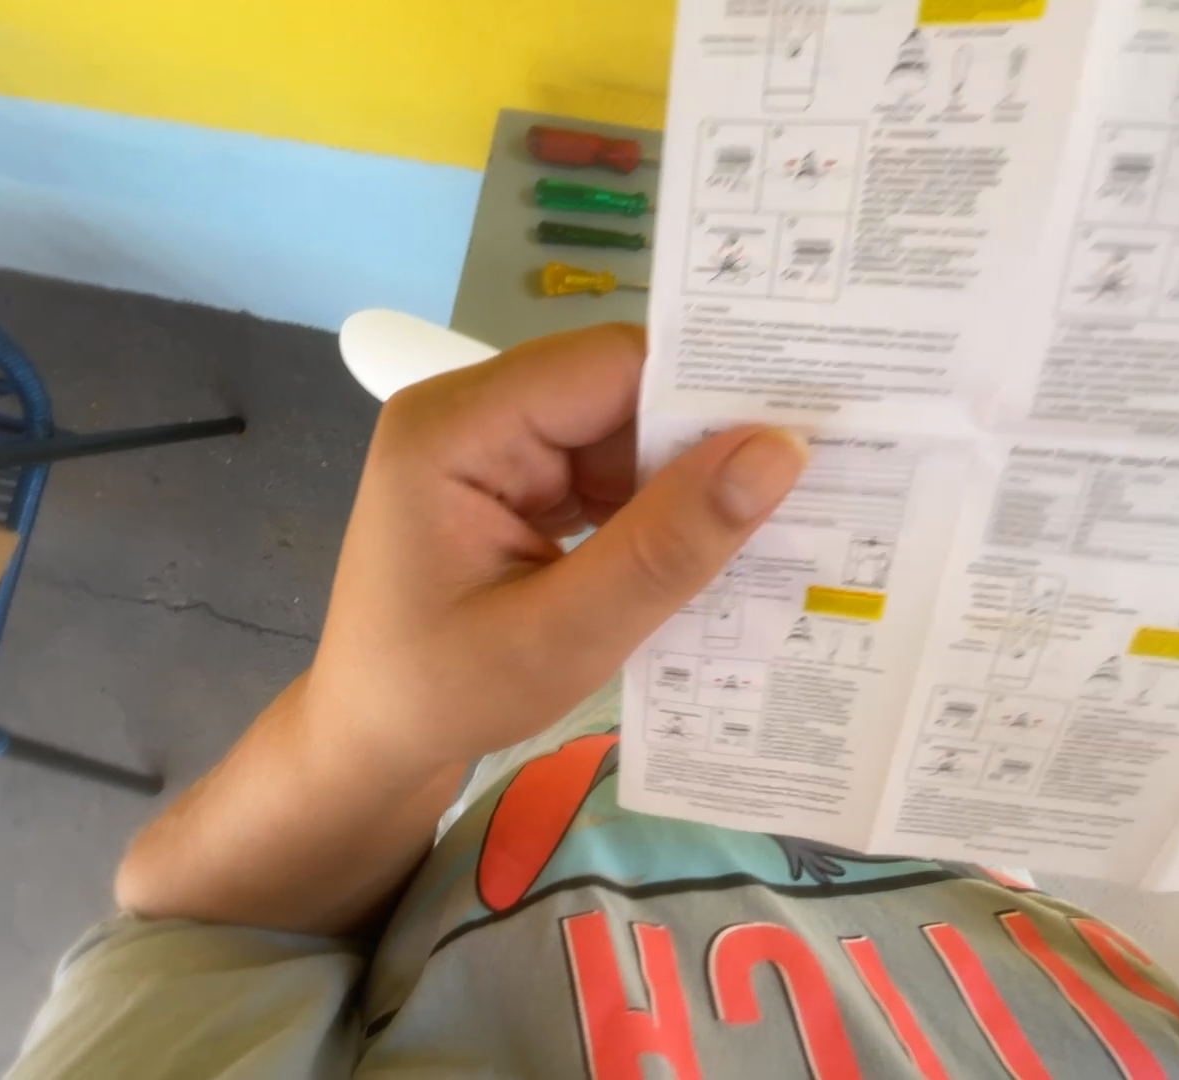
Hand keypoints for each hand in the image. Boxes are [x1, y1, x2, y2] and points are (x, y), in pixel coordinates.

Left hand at [116, 325, 806, 931]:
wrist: (372, 738)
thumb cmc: (443, 696)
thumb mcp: (563, 635)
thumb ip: (666, 547)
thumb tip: (778, 452)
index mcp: (456, 427)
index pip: (607, 367)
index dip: (708, 389)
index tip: (804, 427)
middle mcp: (471, 415)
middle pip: (616, 395)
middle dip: (701, 443)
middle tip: (806, 481)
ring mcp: (491, 447)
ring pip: (618, 434)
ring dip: (682, 481)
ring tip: (762, 522)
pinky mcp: (510, 482)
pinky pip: (601, 472)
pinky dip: (651, 508)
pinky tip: (697, 544)